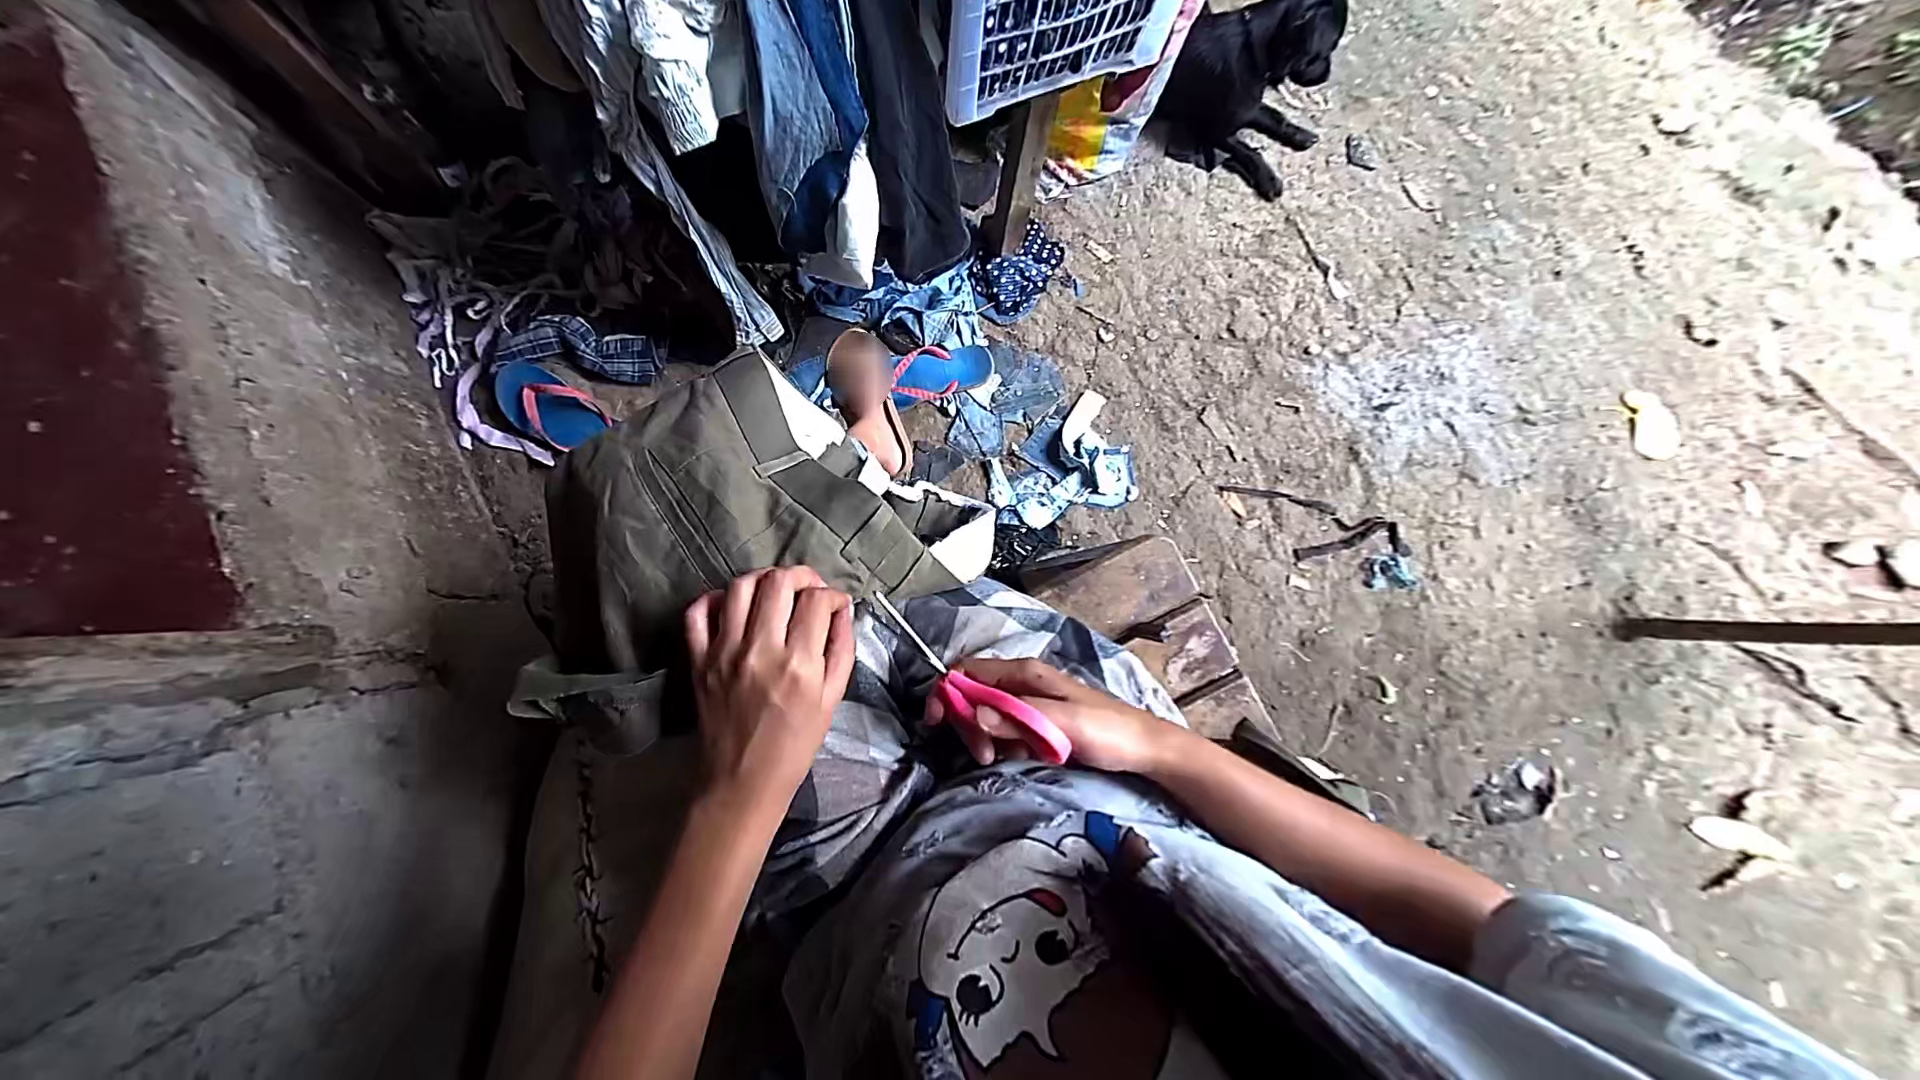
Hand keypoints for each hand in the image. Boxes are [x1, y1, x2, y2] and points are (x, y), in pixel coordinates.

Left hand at [683, 567, 854, 808]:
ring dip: (764, 577)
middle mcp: (760, 651)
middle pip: (779, 583)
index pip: (817, 601)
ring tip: (776, 588)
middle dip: (801, 576)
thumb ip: (841, 650)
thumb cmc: (794, 745)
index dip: (833, 595)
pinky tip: (735, 604)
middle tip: (810, 587)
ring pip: (740, 587)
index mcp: (799, 664)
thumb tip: (842, 611)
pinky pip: (698, 613)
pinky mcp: (699, 660)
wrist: (743, 781)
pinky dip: (716, 598)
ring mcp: (724, 653)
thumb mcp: (832, 700)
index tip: (836, 604)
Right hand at [924, 657, 1195, 773]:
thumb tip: (975, 714)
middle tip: (984, 754)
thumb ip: (1018, 718)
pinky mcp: (1036, 722)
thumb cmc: (1108, 731)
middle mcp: (1023, 682)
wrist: (1144, 749)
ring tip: (1001, 759)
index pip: (968, 671)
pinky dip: (1002, 744)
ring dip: (985, 737)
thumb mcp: (1062, 725)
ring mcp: (1030, 702)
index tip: (937, 722)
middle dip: (967, 721)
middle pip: (972, 693)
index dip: (947, 691)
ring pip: (986, 714)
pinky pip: (1004, 729)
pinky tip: (1017, 758)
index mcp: (1026, 673)